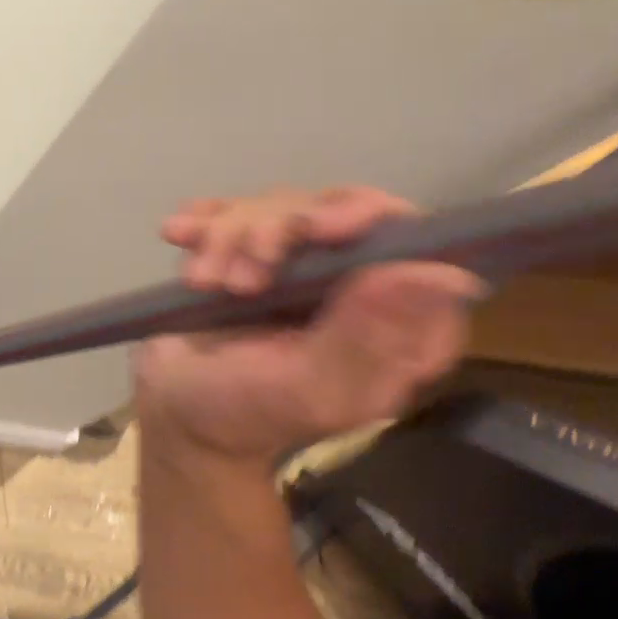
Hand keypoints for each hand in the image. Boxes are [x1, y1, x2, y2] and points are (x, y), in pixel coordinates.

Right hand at [135, 187, 484, 467]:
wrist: (176, 410)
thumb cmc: (248, 411)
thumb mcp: (310, 388)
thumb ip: (367, 335)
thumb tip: (441, 273)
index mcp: (398, 320)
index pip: (413, 239)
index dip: (366, 218)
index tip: (314, 230)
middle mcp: (354, 281)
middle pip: (333, 208)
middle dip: (274, 232)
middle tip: (237, 280)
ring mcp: (295, 263)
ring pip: (273, 207)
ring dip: (227, 238)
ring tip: (202, 282)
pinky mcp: (242, 252)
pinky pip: (226, 211)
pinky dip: (200, 221)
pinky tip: (178, 236)